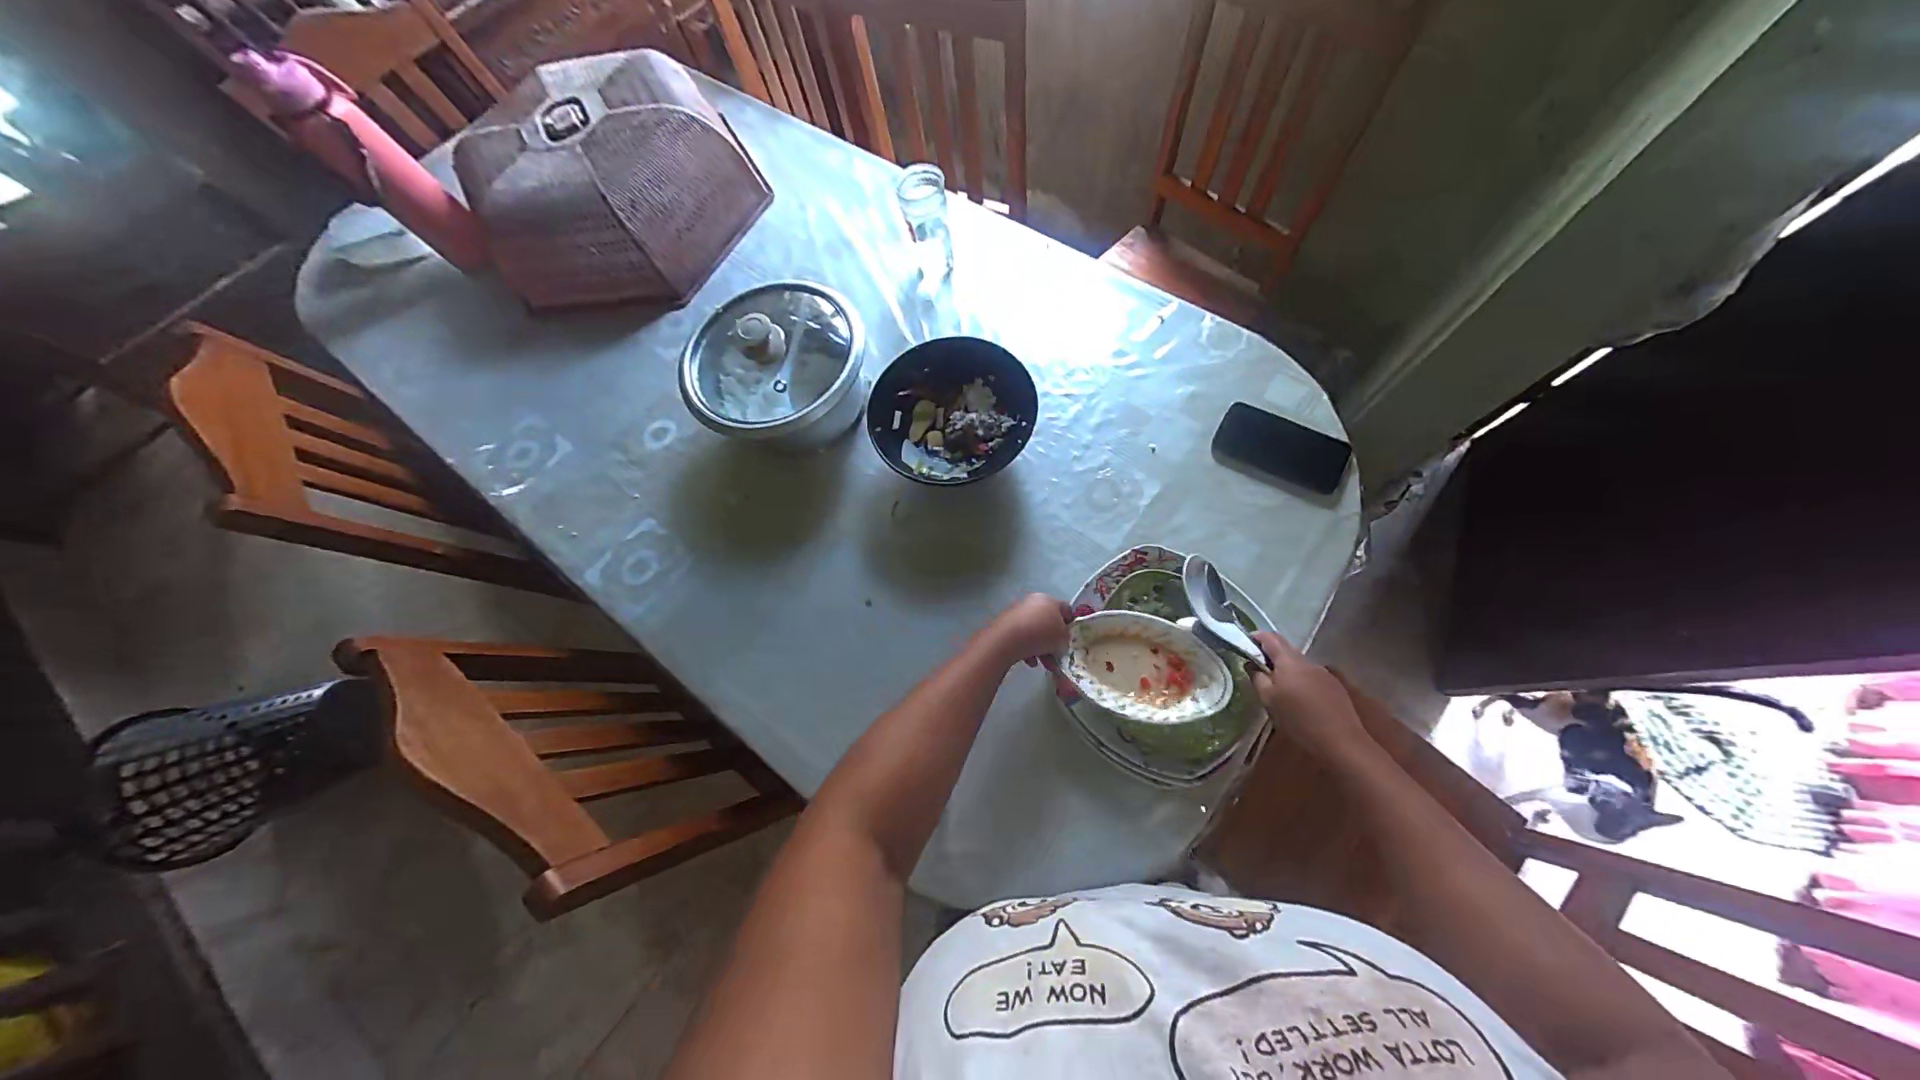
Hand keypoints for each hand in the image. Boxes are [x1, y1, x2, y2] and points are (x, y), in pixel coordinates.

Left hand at [986, 593, 1073, 668]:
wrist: (1008, 639)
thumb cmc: (1042, 634)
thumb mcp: (1063, 639)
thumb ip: (1066, 640)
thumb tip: (1059, 643)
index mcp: (1049, 600)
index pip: (1065, 609)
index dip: (1071, 624)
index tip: (1071, 638)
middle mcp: (1032, 602)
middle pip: (1048, 622)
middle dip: (1053, 642)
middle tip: (1057, 656)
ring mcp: (1016, 613)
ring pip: (1034, 632)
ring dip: (1041, 649)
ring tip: (1045, 665)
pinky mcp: (1004, 625)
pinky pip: (1020, 638)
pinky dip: (1026, 649)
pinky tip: (1029, 662)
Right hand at [1248, 631, 1372, 756]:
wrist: (1340, 740)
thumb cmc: (1298, 719)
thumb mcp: (1269, 700)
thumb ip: (1257, 678)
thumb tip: (1251, 664)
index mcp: (1289, 662)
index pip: (1271, 638)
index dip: (1257, 637)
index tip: (1246, 645)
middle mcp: (1308, 662)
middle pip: (1286, 649)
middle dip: (1270, 654)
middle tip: (1258, 667)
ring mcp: (1323, 673)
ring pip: (1299, 663)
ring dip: (1286, 668)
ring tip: (1278, 686)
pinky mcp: (1334, 685)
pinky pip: (1311, 675)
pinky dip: (1300, 679)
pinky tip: (1299, 697)